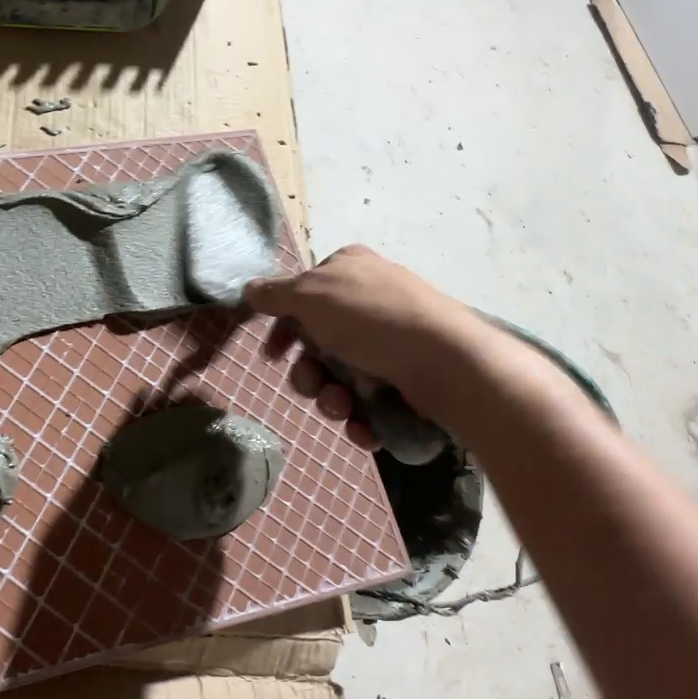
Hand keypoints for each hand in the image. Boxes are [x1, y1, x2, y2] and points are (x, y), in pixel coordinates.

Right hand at [244, 245, 496, 429]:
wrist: (449, 363)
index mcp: (348, 269)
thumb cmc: (372, 318)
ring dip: (330, 398)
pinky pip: (370, 400)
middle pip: (316, 342)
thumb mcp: (310, 295)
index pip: (301, 295)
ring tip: (342, 408)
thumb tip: (248, 289)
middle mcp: (368, 300)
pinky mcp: (409, 379)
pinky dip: (360, 418)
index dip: (282, 327)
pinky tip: (362, 429)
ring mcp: (391, 341)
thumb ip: (274, 294)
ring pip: (340, 375)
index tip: (272, 355)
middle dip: (307, 372)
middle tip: (311, 384)